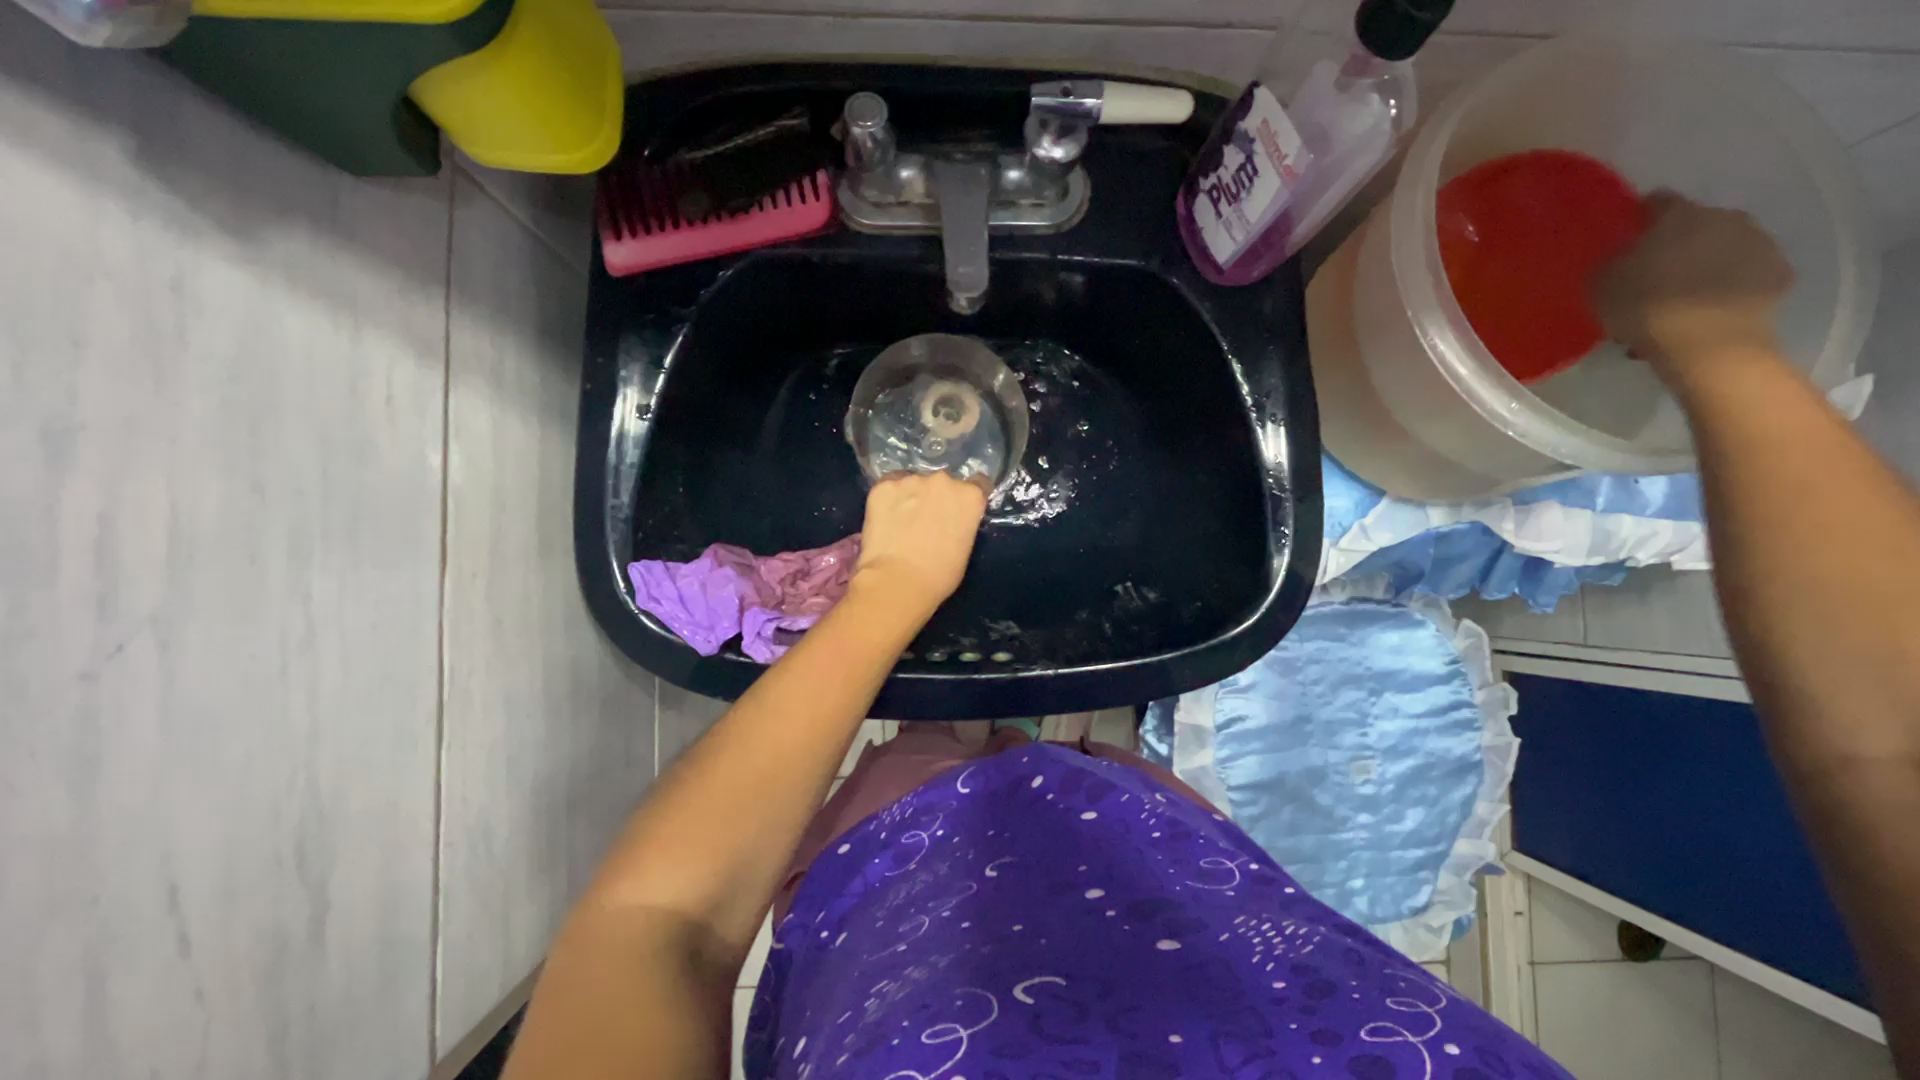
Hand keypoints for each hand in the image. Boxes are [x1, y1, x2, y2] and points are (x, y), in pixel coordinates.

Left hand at [851, 472, 988, 621]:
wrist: (898, 581)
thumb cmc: (939, 575)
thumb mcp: (965, 548)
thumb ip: (962, 524)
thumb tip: (951, 522)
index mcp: (970, 496)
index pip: (978, 484)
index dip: (968, 498)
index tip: (959, 510)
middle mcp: (943, 480)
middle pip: (943, 482)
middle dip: (937, 497)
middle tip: (926, 520)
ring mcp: (911, 480)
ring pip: (913, 483)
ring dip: (911, 496)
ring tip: (901, 522)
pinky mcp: (883, 485)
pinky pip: (889, 487)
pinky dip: (888, 499)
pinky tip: (884, 519)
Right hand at [1590, 190, 1793, 376]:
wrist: (1709, 343)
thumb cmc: (1646, 307)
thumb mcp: (1603, 285)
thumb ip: (1612, 262)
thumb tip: (1621, 256)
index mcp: (1680, 215)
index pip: (1658, 201)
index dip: (1641, 217)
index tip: (1630, 236)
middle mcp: (1726, 218)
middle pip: (1698, 224)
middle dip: (1679, 243)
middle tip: (1657, 272)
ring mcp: (1760, 244)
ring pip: (1726, 247)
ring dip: (1707, 263)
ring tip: (1685, 297)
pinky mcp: (1780, 274)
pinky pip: (1748, 274)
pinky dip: (1732, 285)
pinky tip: (1711, 310)